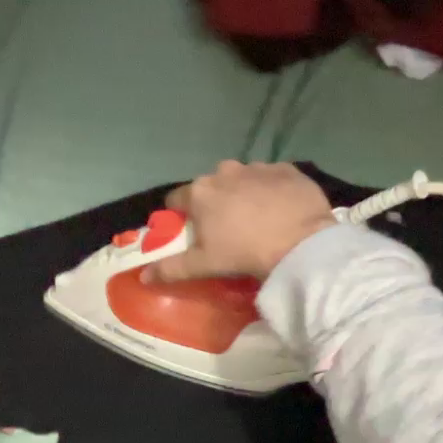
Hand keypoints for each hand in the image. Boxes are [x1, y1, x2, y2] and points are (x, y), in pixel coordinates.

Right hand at [142, 161, 336, 284]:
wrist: (299, 242)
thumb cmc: (242, 253)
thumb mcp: (202, 266)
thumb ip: (170, 269)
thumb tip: (143, 276)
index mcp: (200, 192)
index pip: (176, 200)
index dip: (180, 218)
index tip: (189, 233)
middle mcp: (225, 171)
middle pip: (210, 187)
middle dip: (213, 204)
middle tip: (224, 230)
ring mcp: (257, 166)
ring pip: (240, 180)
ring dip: (241, 195)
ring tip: (254, 221)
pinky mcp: (286, 169)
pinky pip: (270, 178)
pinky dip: (269, 192)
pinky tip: (277, 212)